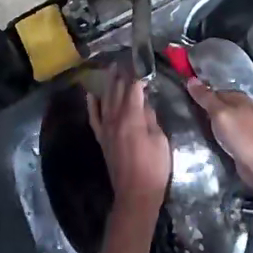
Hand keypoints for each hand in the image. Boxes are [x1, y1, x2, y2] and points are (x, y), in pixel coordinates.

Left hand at [87, 69, 170, 210]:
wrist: (135, 193)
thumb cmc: (154, 167)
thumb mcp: (160, 140)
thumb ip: (151, 119)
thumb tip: (144, 104)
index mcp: (132, 117)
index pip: (133, 88)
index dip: (137, 73)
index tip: (141, 61)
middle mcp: (115, 118)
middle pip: (117, 90)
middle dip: (122, 73)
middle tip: (127, 59)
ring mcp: (105, 128)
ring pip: (105, 99)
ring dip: (108, 83)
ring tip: (112, 68)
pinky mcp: (101, 137)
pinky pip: (94, 116)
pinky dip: (92, 103)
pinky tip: (92, 93)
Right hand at [184, 79, 252, 194]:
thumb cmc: (241, 135)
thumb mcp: (220, 113)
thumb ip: (206, 97)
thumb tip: (191, 79)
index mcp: (238, 97)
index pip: (213, 90)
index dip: (198, 92)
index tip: (178, 96)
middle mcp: (241, 109)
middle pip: (216, 105)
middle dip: (199, 108)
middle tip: (176, 111)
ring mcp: (241, 126)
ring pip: (217, 120)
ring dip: (204, 123)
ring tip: (183, 124)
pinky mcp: (238, 141)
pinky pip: (220, 134)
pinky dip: (211, 135)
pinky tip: (198, 138)